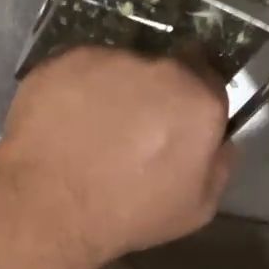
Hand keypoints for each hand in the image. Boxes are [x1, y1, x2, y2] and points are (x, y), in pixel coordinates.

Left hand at [0, 48, 235, 268]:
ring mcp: (104, 57)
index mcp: (195, 98)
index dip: (193, 97)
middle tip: (132, 125)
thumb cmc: (129, 211)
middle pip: (160, 69)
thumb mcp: (198, 206)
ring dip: (111, 87)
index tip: (178, 115)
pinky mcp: (62, 58)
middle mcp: (153, 66)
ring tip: (91, 124)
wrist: (49, 199)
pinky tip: (63, 116)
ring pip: (117, 66)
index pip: (207, 77)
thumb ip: (218, 162)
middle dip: (152, 92)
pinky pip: (78, 68)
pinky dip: (75, 86)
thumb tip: (219, 139)